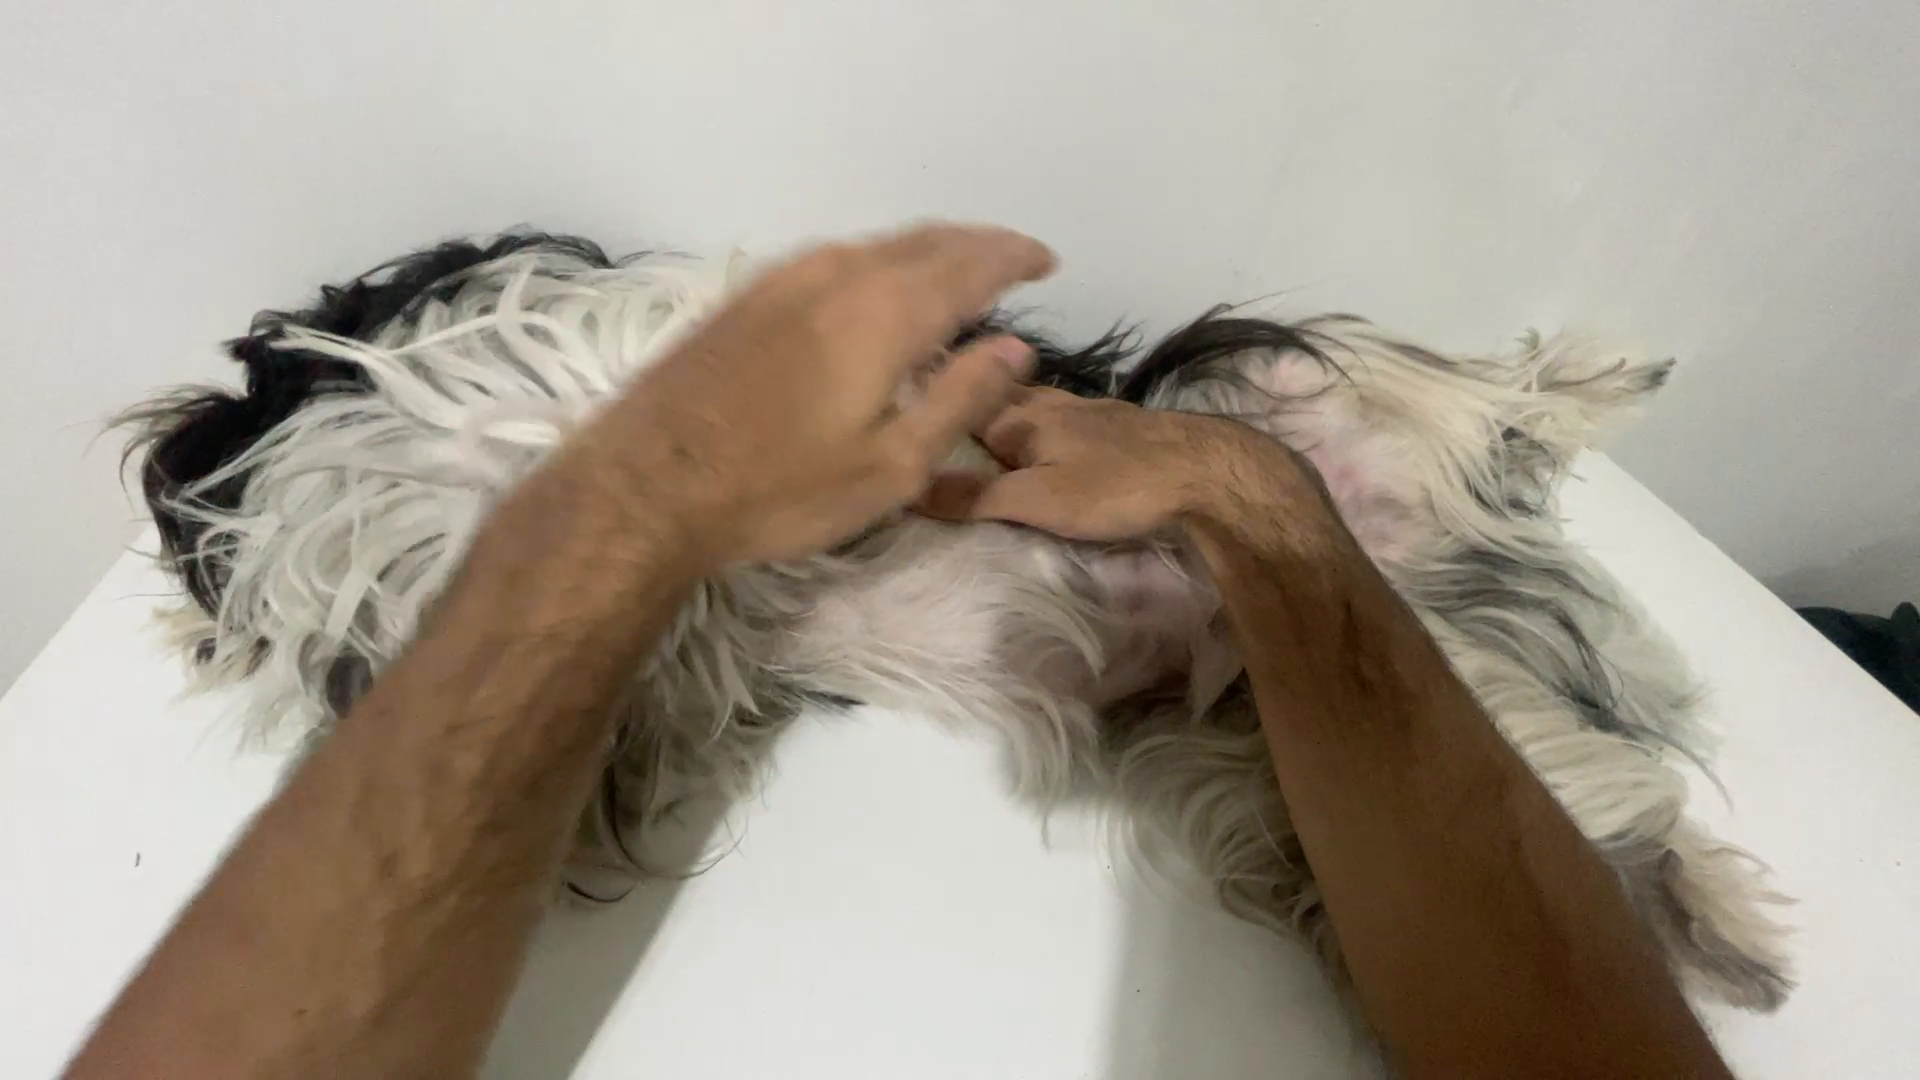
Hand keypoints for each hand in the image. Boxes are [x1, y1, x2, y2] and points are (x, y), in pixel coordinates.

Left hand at [570, 223, 1054, 566]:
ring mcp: (786, 277)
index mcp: (886, 310)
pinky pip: (837, 262)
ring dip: (928, 254)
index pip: (973, 263)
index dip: (1016, 257)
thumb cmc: (782, 489)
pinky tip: (880, 294)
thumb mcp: (892, 466)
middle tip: (1013, 261)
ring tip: (958, 274)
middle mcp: (840, 272)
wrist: (648, 486)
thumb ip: (960, 399)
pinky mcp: (749, 295)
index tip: (1046, 261)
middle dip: (978, 246)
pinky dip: (879, 268)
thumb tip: (1016, 349)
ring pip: (879, 246)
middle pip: (928, 241)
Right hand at [916, 386, 1326, 543]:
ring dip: (1002, 409)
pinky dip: (1037, 424)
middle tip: (932, 419)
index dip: (930, 410)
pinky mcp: (1113, 424)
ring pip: (1028, 404)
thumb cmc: (1115, 486)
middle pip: (993, 397)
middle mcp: (1048, 403)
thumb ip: (975, 496)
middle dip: (965, 404)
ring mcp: (1084, 410)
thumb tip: (906, 490)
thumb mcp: (1038, 499)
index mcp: (1021, 416)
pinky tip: (1042, 436)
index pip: (960, 405)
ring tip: (976, 426)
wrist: (1206, 472)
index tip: (900, 417)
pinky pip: (1058, 418)